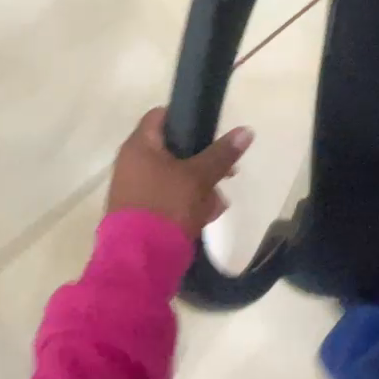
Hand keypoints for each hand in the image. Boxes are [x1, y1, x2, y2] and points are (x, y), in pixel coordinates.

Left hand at [107, 107, 254, 237]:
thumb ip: (221, 154)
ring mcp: (133, 191)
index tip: (210, 130)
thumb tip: (246, 130)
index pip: (161, 115)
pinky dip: (186, 204)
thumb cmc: (167, 207)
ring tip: (218, 202)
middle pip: (173, 149)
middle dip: (202, 161)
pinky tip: (206, 216)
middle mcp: (131, 164)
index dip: (187, 117)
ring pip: (173, 177)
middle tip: (227, 171)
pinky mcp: (139, 215)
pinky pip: (167, 200)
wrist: (138, 264)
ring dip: (199, 186)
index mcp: (139, 146)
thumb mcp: (199, 177)